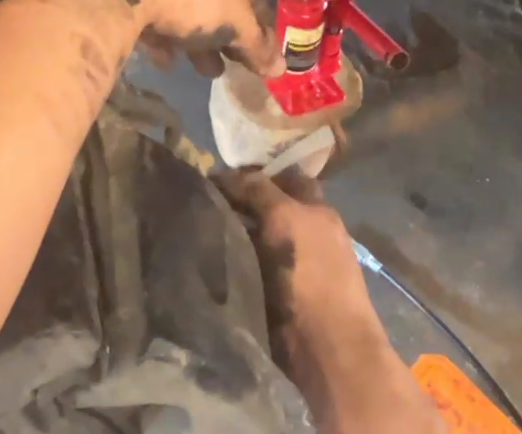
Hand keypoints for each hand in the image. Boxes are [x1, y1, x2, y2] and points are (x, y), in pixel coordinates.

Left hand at [53, 0, 277, 77]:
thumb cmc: (195, 1)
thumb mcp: (236, 27)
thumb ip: (258, 47)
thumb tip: (280, 68)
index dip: (261, 23)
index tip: (261, 53)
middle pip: (219, 1)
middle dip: (226, 38)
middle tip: (230, 66)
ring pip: (187, 8)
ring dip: (197, 41)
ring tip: (202, 70)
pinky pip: (155, 12)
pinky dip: (164, 35)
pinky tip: (164, 59)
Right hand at [217, 169, 444, 433]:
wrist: (324, 348)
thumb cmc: (311, 274)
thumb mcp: (285, 218)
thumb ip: (258, 191)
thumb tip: (222, 175)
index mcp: (316, 210)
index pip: (279, 178)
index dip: (251, 173)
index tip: (214, 173)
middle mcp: (304, 233)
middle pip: (263, 206)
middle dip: (236, 201)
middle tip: (201, 199)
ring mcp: (288, 265)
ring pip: (250, 234)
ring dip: (229, 229)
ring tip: (197, 223)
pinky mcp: (271, 293)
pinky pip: (244, 263)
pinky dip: (228, 256)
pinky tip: (206, 252)